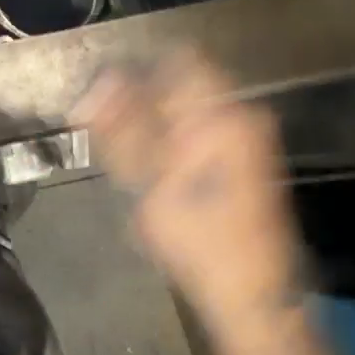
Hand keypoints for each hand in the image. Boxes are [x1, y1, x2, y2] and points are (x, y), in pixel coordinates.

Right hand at [70, 50, 304, 335]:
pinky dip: (168, 139)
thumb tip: (102, 77)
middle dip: (137, 102)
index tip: (101, 100)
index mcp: (220, 114)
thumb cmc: (197, 237)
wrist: (253, 293)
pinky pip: (196, 129)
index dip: (131, 74)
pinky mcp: (244, 157)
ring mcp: (247, 136)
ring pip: (184, 108)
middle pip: (177, 83)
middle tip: (107, 135)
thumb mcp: (148, 180)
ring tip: (126, 158)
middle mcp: (240, 114)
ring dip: (150, 123)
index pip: (172, 61)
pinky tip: (151, 171)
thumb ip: (124, 124)